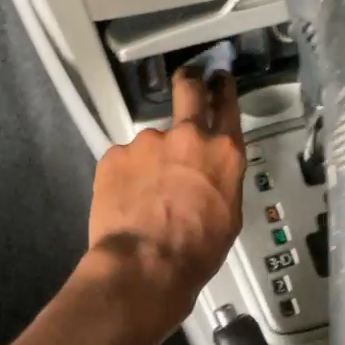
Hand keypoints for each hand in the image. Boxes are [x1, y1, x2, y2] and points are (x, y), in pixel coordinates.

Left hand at [84, 67, 244, 328]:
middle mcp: (187, 138)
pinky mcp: (114, 156)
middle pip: (189, 89)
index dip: (224, 89)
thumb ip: (221, 182)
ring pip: (151, 143)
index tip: (220, 80)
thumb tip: (210, 178)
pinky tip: (127, 202)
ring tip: (146, 196)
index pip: (227, 105)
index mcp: (223, 153)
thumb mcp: (229, 217)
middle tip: (189, 81)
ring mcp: (147, 143)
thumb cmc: (195, 251)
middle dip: (191, 81)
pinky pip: (123, 161)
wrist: (145, 265)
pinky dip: (126, 177)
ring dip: (151, 161)